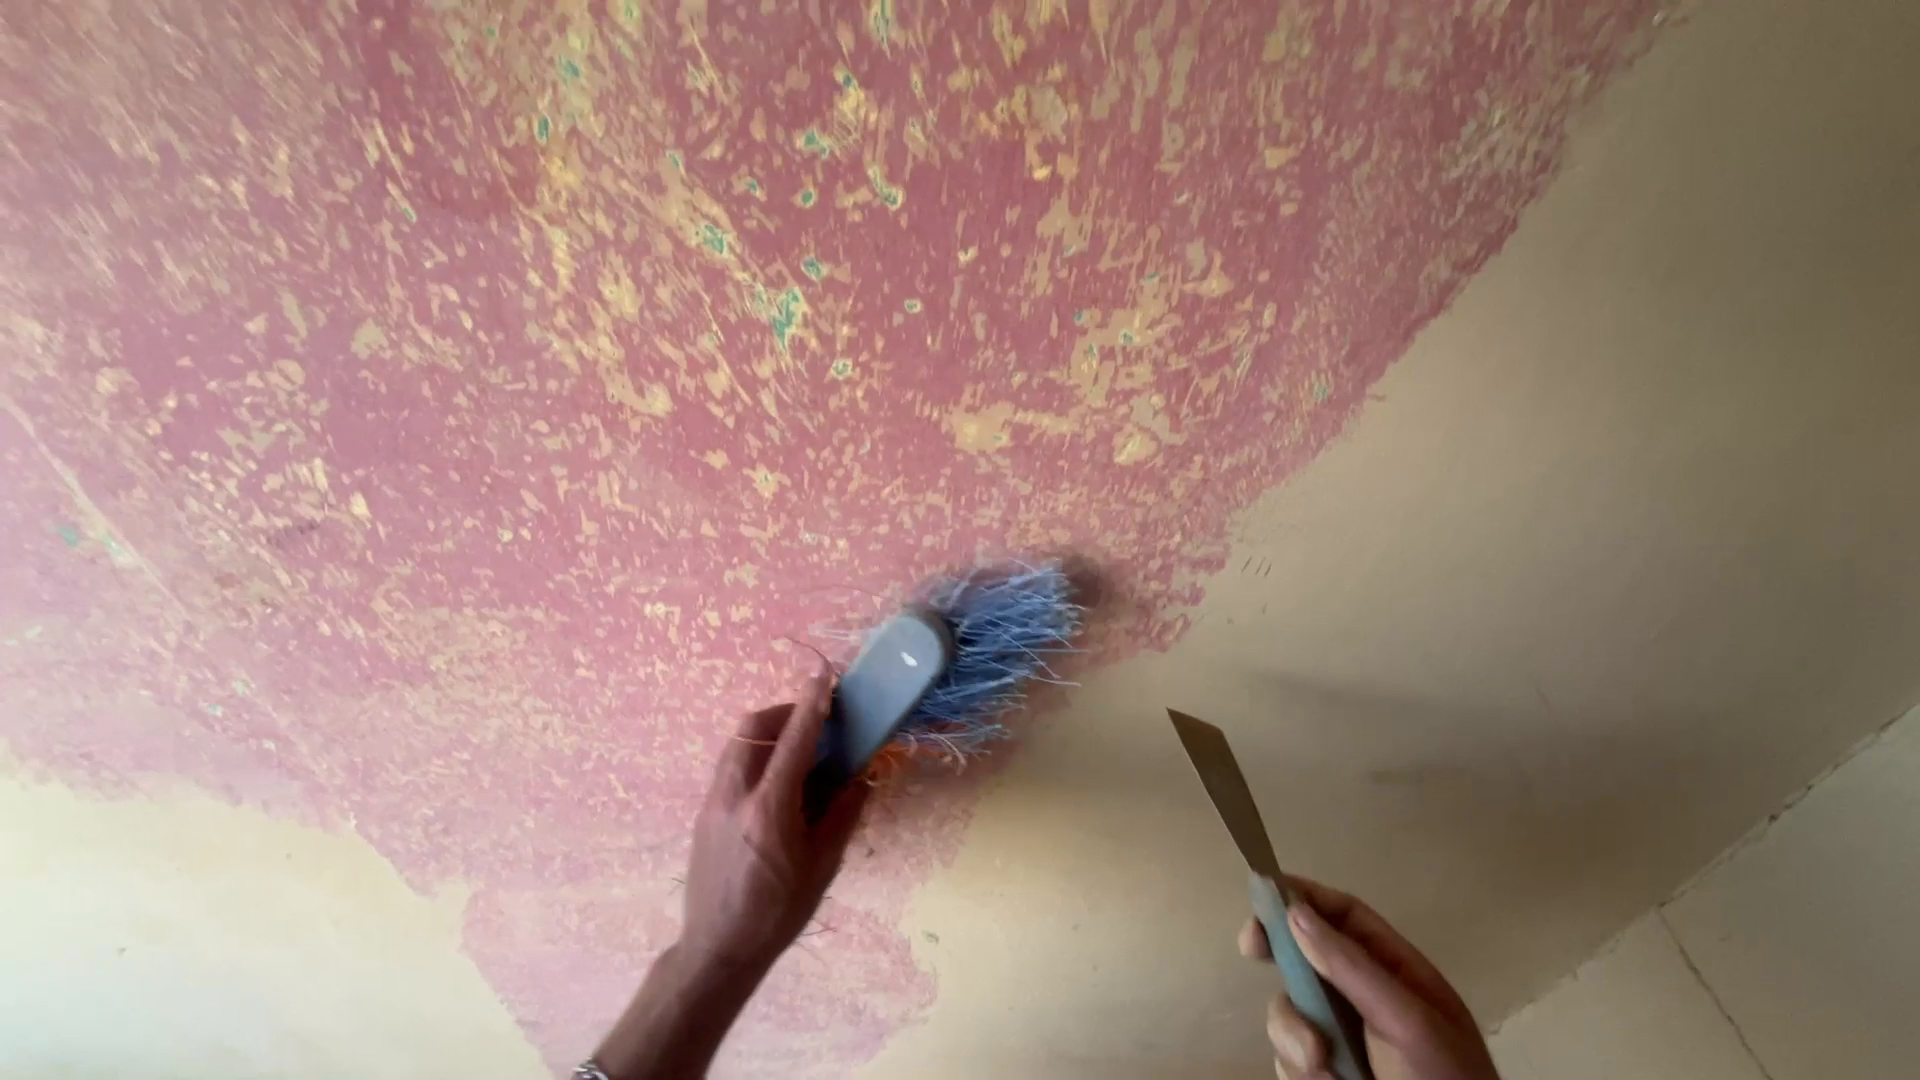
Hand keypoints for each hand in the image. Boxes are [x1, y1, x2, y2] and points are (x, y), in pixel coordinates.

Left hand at [680, 660, 869, 972]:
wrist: (717, 950)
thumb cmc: (778, 912)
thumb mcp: (822, 866)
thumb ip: (842, 813)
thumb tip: (859, 775)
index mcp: (769, 810)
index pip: (794, 741)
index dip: (812, 704)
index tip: (824, 676)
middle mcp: (734, 796)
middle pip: (753, 728)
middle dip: (785, 712)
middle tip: (813, 722)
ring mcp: (712, 803)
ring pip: (736, 744)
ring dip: (768, 732)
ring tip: (796, 749)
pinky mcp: (703, 813)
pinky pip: (729, 765)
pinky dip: (754, 755)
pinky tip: (774, 782)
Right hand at [1238, 877, 1498, 1079]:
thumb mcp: (1409, 1023)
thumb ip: (1352, 967)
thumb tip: (1294, 912)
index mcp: (1397, 974)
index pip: (1344, 915)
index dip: (1303, 896)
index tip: (1262, 894)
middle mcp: (1365, 999)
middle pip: (1304, 954)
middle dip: (1277, 956)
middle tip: (1251, 949)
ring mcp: (1343, 1039)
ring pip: (1288, 1009)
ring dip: (1292, 1033)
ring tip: (1322, 1065)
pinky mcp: (1326, 1073)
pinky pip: (1287, 1055)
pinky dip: (1297, 1069)